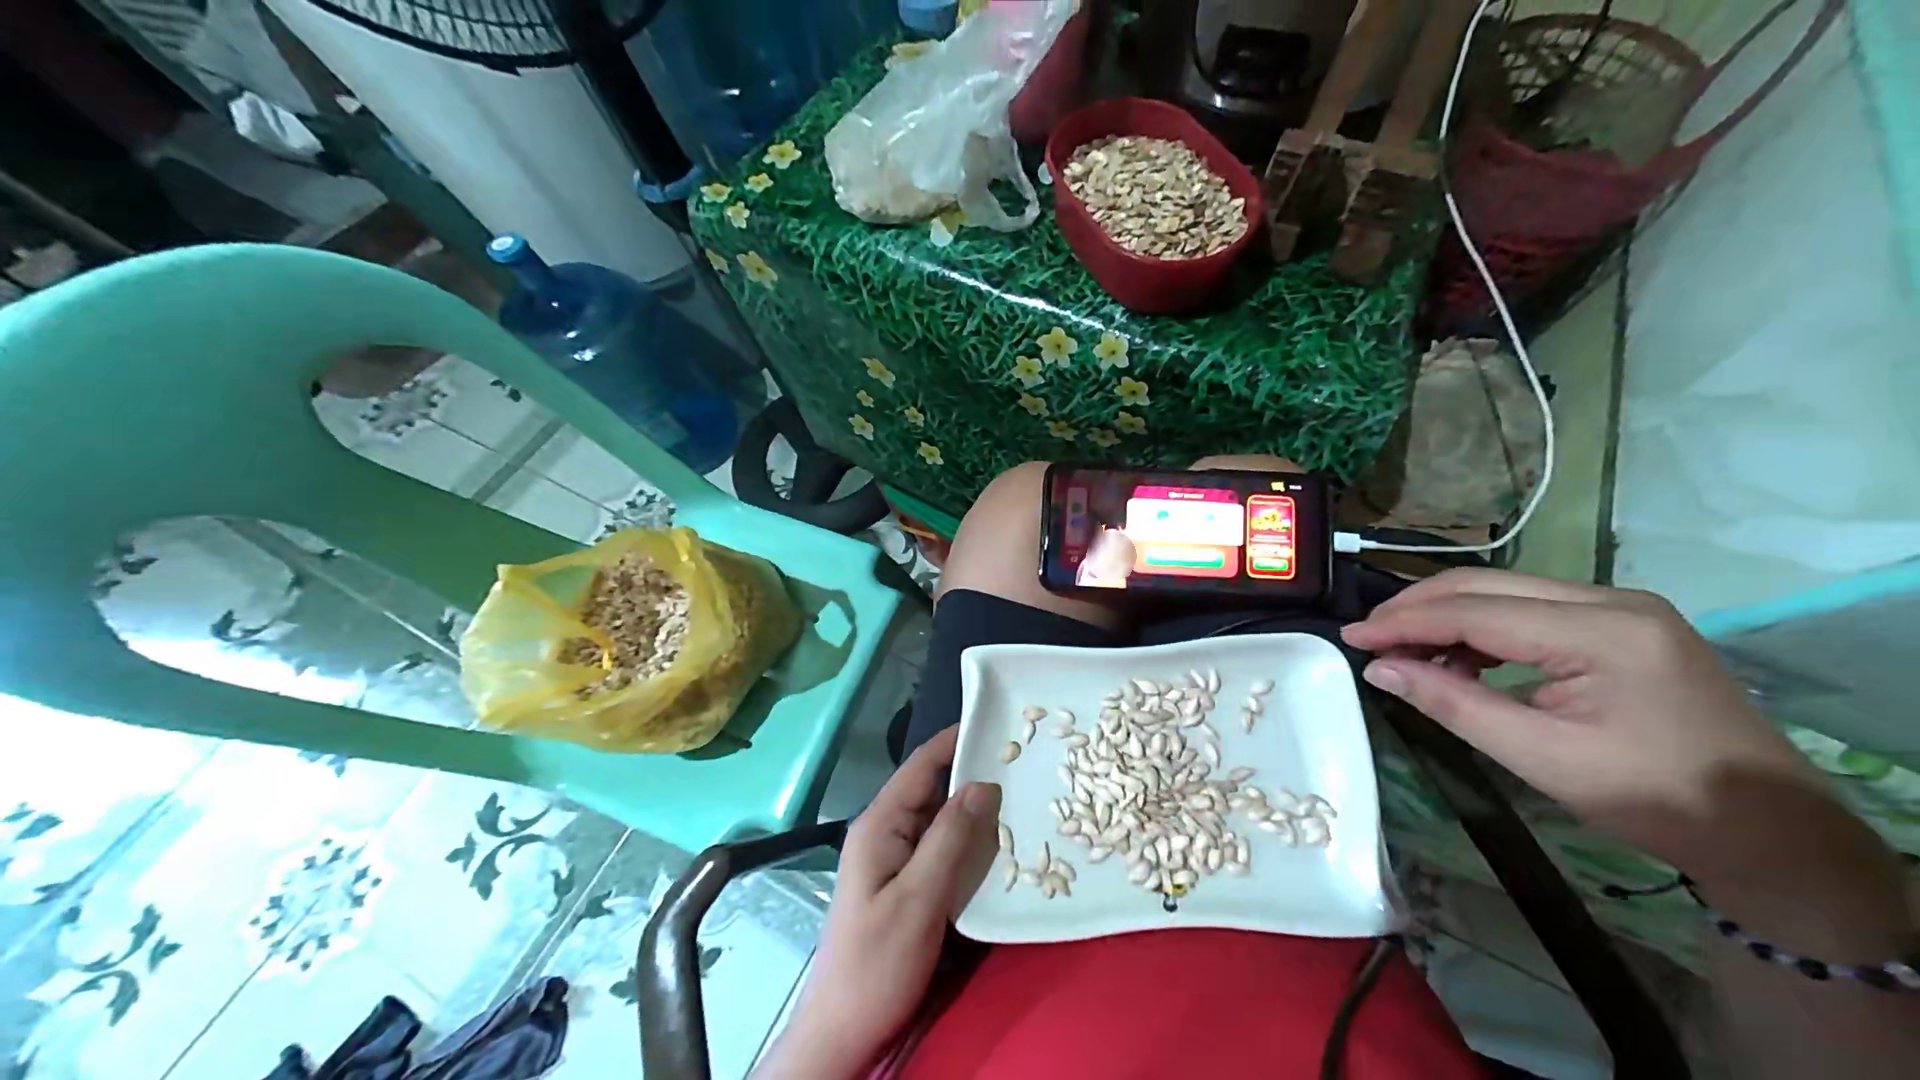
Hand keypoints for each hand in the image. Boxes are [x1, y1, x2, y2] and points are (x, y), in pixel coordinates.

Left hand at [757, 727, 999, 1078]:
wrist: (843, 1027)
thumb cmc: (877, 961)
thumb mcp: (918, 899)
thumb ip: (949, 838)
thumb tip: (981, 783)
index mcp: (879, 824)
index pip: (920, 766)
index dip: (954, 740)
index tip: (994, 722)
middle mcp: (884, 831)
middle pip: (929, 787)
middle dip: (970, 771)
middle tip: (1019, 760)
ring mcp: (891, 857)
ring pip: (936, 817)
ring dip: (970, 806)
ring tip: (1017, 791)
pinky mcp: (902, 881)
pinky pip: (937, 845)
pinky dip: (964, 837)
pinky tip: (994, 840)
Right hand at [1343, 571, 1918, 1078]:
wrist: (1768, 828)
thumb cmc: (1652, 797)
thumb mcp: (1539, 756)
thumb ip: (1451, 703)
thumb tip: (1377, 669)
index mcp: (1601, 632)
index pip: (1474, 610)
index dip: (1403, 621)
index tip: (1350, 636)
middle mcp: (1612, 600)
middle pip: (1484, 583)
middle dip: (1416, 608)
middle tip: (1368, 637)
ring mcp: (1621, 606)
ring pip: (1502, 589)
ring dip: (1446, 615)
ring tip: (1406, 653)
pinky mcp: (1620, 621)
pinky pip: (1528, 607)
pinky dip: (1480, 626)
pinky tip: (1459, 658)